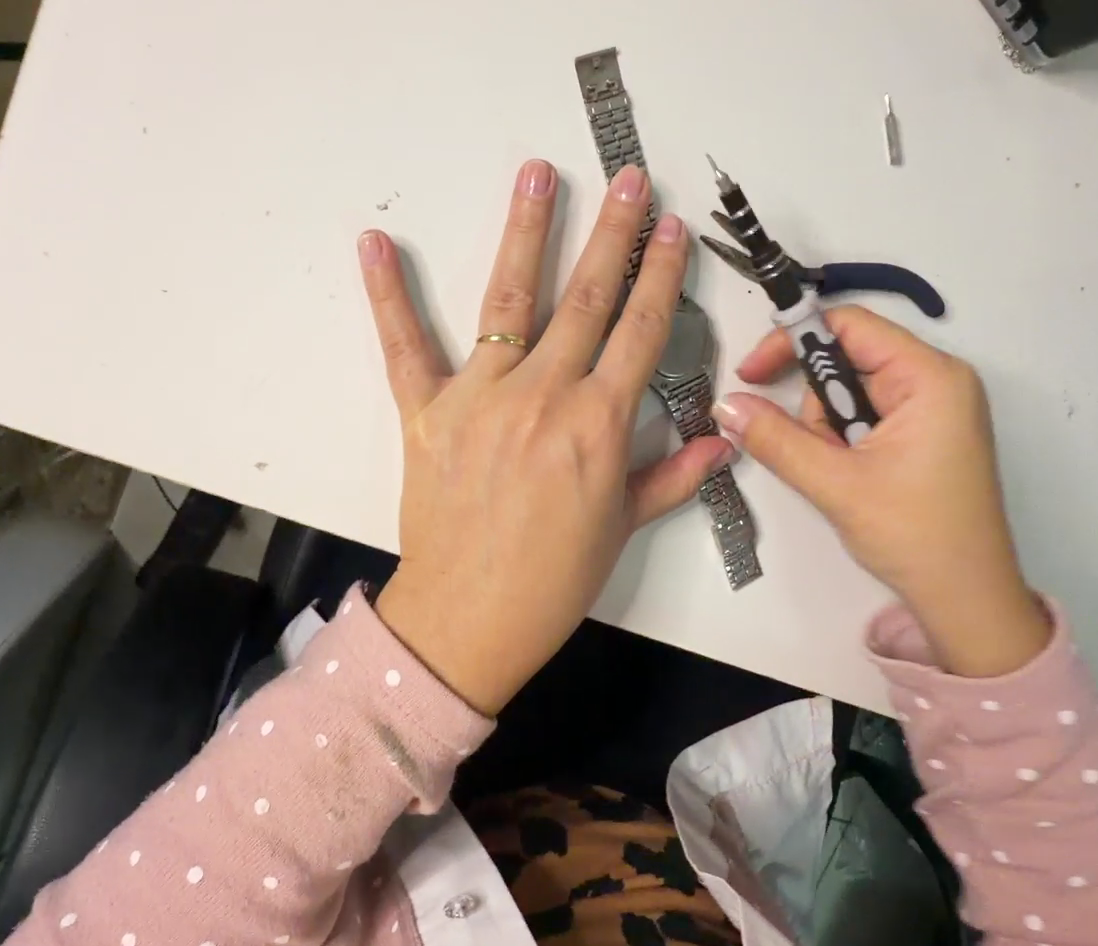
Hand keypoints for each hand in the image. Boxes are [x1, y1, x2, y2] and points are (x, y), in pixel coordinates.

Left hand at [358, 161, 733, 714]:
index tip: (672, 230)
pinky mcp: (426, 414)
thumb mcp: (621, 527)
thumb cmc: (553, 582)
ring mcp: (481, 400)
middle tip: (628, 179)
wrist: (471, 619)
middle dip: (613, 234)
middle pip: (586, 300)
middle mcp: (544, 397)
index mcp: (599, 426)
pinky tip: (374, 244)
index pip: (640, 332)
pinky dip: (388, 297)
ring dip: (527, 234)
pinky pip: (405, 348)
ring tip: (538, 174)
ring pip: (509, 303)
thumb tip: (722, 441)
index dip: (662, 276)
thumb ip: (671, 475)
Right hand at [713, 306, 1050, 676]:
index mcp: (930, 377)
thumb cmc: (916, 535)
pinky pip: (866, 416)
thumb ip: (776, 440)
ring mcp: (933, 409)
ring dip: (828, 430)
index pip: (849, 325)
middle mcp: (937, 381)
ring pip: (851, 392)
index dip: (792, 342)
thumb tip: (726, 406)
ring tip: (843, 475)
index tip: (750, 375)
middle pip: (848, 358)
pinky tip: (852, 476)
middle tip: (817, 452)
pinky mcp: (924, 435)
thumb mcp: (836, 484)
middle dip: (816, 403)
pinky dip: (844, 442)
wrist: (964, 596)